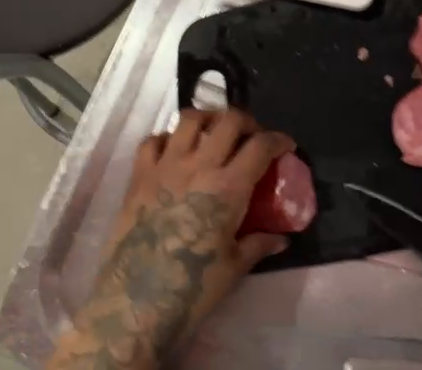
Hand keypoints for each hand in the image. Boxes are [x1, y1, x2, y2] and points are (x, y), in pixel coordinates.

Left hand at [46, 109, 295, 369]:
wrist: (135, 303)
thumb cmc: (192, 288)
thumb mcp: (235, 268)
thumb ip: (259, 244)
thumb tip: (282, 238)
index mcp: (228, 187)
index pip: (260, 146)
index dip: (278, 140)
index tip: (286, 146)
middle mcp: (199, 166)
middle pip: (228, 120)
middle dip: (247, 122)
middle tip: (252, 136)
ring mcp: (165, 166)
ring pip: (190, 118)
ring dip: (208, 119)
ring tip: (214, 133)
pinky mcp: (139, 175)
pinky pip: (153, 140)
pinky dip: (168, 138)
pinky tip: (175, 151)